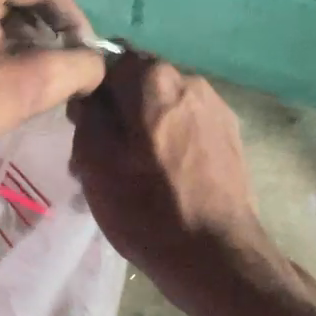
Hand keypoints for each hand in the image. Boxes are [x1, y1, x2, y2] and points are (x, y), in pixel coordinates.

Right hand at [67, 52, 273, 296]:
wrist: (217, 255)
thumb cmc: (146, 207)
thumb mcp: (93, 161)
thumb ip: (86, 112)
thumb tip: (90, 92)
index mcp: (152, 78)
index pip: (107, 60)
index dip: (90, 91)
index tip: (84, 127)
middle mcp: (189, 78)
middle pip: (138, 81)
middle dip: (120, 109)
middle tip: (107, 154)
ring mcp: (216, 105)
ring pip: (165, 103)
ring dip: (147, 124)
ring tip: (139, 170)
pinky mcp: (232, 133)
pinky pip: (189, 122)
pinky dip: (173, 138)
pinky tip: (170, 176)